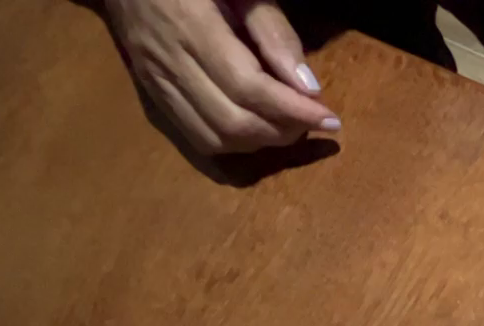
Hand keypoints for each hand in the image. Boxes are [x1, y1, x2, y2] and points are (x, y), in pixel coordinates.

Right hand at [104, 0, 338, 153]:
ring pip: (216, 138)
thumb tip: (308, 88)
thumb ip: (273, 31)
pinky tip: (257, 128)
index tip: (331, 120)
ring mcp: (155, 79)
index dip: (295, 112)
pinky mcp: (152, 92)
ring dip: (262, 142)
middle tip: (311, 121)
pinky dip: (236, 144)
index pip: (249, 88)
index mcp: (188, 23)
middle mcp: (167, 59)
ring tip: (288, 125)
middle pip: (233, 122)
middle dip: (283, 131)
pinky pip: (198, 138)